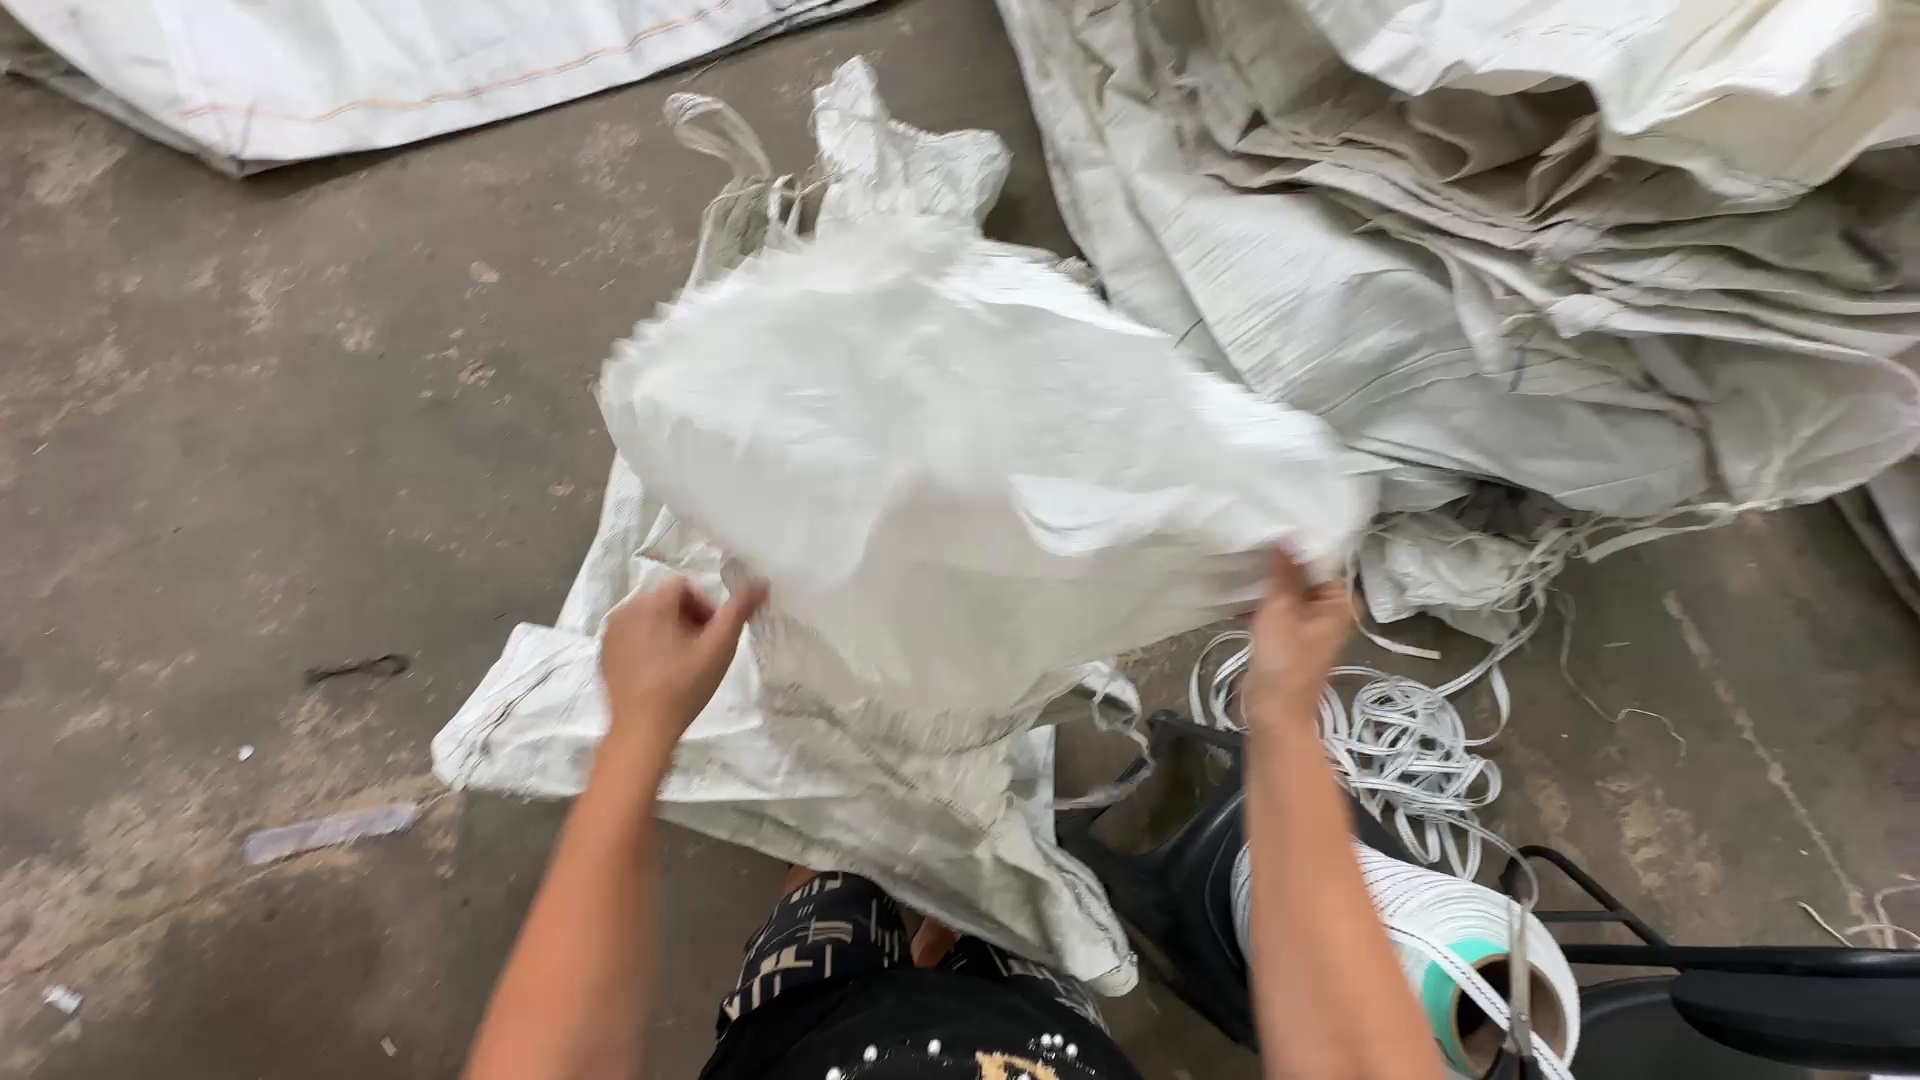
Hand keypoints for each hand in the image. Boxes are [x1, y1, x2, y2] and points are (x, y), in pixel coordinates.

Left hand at [598, 576, 767, 771]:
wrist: (641, 730)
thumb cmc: (684, 685)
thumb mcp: (720, 646)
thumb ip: (740, 610)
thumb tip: (762, 582)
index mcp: (652, 602)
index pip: (685, 586)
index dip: (705, 607)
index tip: (712, 636)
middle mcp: (625, 610)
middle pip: (666, 601)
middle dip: (688, 619)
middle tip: (701, 651)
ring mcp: (610, 633)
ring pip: (649, 618)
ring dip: (669, 631)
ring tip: (683, 663)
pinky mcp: (604, 654)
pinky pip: (632, 637)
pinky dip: (648, 645)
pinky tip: (660, 673)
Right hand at [1244, 548, 1351, 721]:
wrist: (1274, 709)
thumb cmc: (1283, 660)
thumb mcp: (1280, 609)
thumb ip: (1283, 571)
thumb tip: (1287, 535)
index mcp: (1340, 603)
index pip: (1321, 562)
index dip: (1296, 548)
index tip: (1270, 531)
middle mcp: (1330, 610)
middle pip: (1304, 576)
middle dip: (1278, 565)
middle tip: (1252, 545)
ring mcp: (1310, 624)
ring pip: (1288, 592)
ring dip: (1267, 584)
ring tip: (1243, 566)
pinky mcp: (1291, 635)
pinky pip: (1278, 608)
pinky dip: (1262, 602)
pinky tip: (1239, 593)